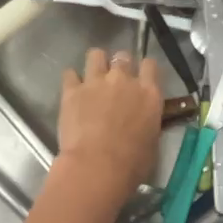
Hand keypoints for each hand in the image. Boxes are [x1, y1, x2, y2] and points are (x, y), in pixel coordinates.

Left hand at [56, 48, 161, 199]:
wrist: (97, 167)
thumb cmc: (131, 164)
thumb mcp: (151, 143)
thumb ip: (148, 123)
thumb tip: (143, 124)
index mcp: (149, 94)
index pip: (150, 65)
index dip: (145, 70)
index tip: (141, 79)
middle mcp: (123, 80)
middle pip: (123, 57)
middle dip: (119, 66)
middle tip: (115, 83)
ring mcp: (96, 82)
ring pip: (95, 55)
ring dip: (96, 64)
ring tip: (93, 79)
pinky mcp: (72, 90)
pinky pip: (70, 74)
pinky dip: (72, 81)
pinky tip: (72, 91)